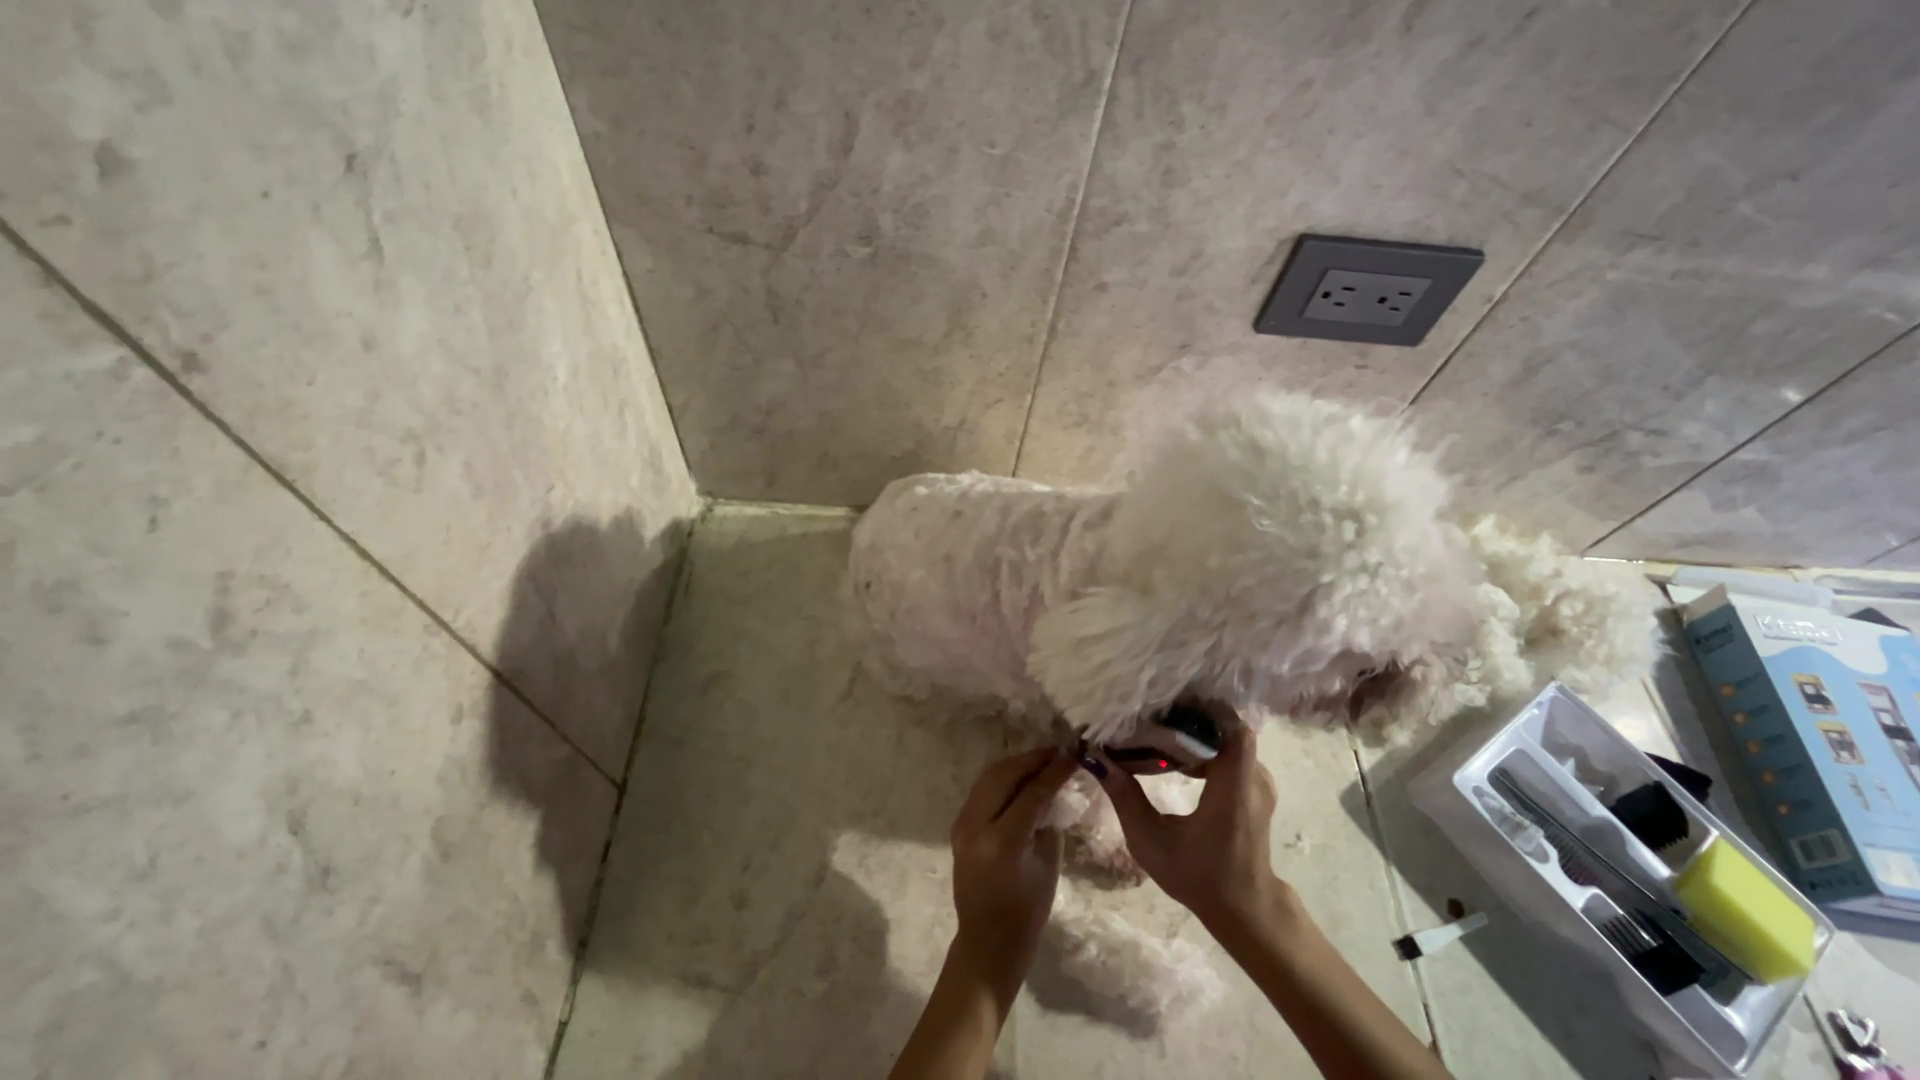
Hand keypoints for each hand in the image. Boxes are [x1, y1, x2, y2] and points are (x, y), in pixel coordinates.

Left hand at [947, 748, 1076, 992]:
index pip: (1032, 792)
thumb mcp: (1048, 864)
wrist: (988, 940)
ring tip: (1042, 761)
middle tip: (1058, 753)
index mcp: (1002, 840)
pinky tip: (1023, 779)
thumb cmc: (1027, 911)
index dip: (1054, 771)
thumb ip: (1049, 821)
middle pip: (1003, 775)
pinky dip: (1003, 780)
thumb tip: (1054, 789)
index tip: (1073, 755)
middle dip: (1031, 760)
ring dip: (1016, 766)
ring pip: (988, 778)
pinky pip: (981, 792)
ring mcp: (962, 825)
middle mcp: (975, 826)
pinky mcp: (958, 827)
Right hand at [1086, 716, 1287, 928]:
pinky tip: (1168, 754)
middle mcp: (1254, 776)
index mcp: (1234, 787)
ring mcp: (1258, 780)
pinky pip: (1227, 752)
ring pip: (1223, 737)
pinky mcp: (1253, 785)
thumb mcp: (1150, 840)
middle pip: (1221, 727)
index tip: (1158, 705)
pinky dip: (1198, 748)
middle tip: (1144, 717)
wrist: (1242, 906)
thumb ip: (1124, 795)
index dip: (1197, 709)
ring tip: (1151, 732)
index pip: (1229, 726)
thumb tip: (1094, 757)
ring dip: (1189, 733)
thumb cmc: (1197, 876)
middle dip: (1183, 719)